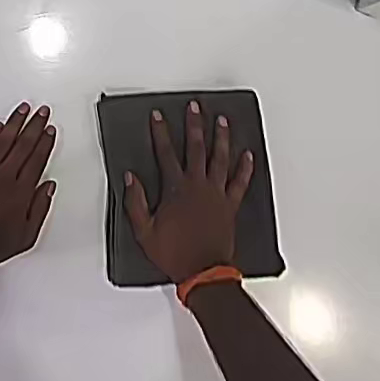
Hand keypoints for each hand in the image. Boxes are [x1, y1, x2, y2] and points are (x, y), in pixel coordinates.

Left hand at [0, 103, 58, 278]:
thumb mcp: (27, 235)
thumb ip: (40, 208)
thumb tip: (48, 187)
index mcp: (21, 192)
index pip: (37, 158)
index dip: (45, 142)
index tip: (50, 129)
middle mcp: (4, 177)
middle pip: (24, 144)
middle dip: (35, 125)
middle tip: (42, 111)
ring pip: (4, 140)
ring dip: (15, 122)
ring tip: (23, 109)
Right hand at [122, 100, 253, 283]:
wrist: (204, 273)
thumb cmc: (174, 253)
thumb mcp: (144, 230)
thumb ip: (135, 202)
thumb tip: (131, 178)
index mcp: (176, 189)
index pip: (165, 152)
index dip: (160, 132)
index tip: (158, 116)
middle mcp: (198, 186)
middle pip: (196, 148)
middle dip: (194, 125)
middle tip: (194, 107)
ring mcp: (216, 194)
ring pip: (220, 159)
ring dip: (221, 138)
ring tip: (221, 121)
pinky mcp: (230, 206)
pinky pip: (239, 182)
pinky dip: (244, 168)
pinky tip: (248, 155)